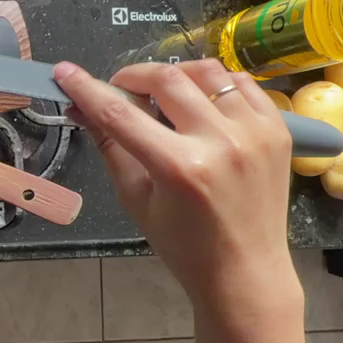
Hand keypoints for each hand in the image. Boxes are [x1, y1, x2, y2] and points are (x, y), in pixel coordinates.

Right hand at [54, 59, 297, 314]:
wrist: (244, 269)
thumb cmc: (181, 243)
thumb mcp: (134, 196)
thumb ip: (110, 144)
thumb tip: (79, 107)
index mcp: (179, 167)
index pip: (121, 114)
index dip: (87, 89)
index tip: (65, 72)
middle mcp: (221, 142)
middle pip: (167, 79)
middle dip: (133, 76)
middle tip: (119, 89)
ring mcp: (255, 131)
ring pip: (207, 72)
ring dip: (174, 76)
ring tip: (160, 95)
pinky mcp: (277, 128)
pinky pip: (241, 84)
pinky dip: (213, 83)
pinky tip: (198, 100)